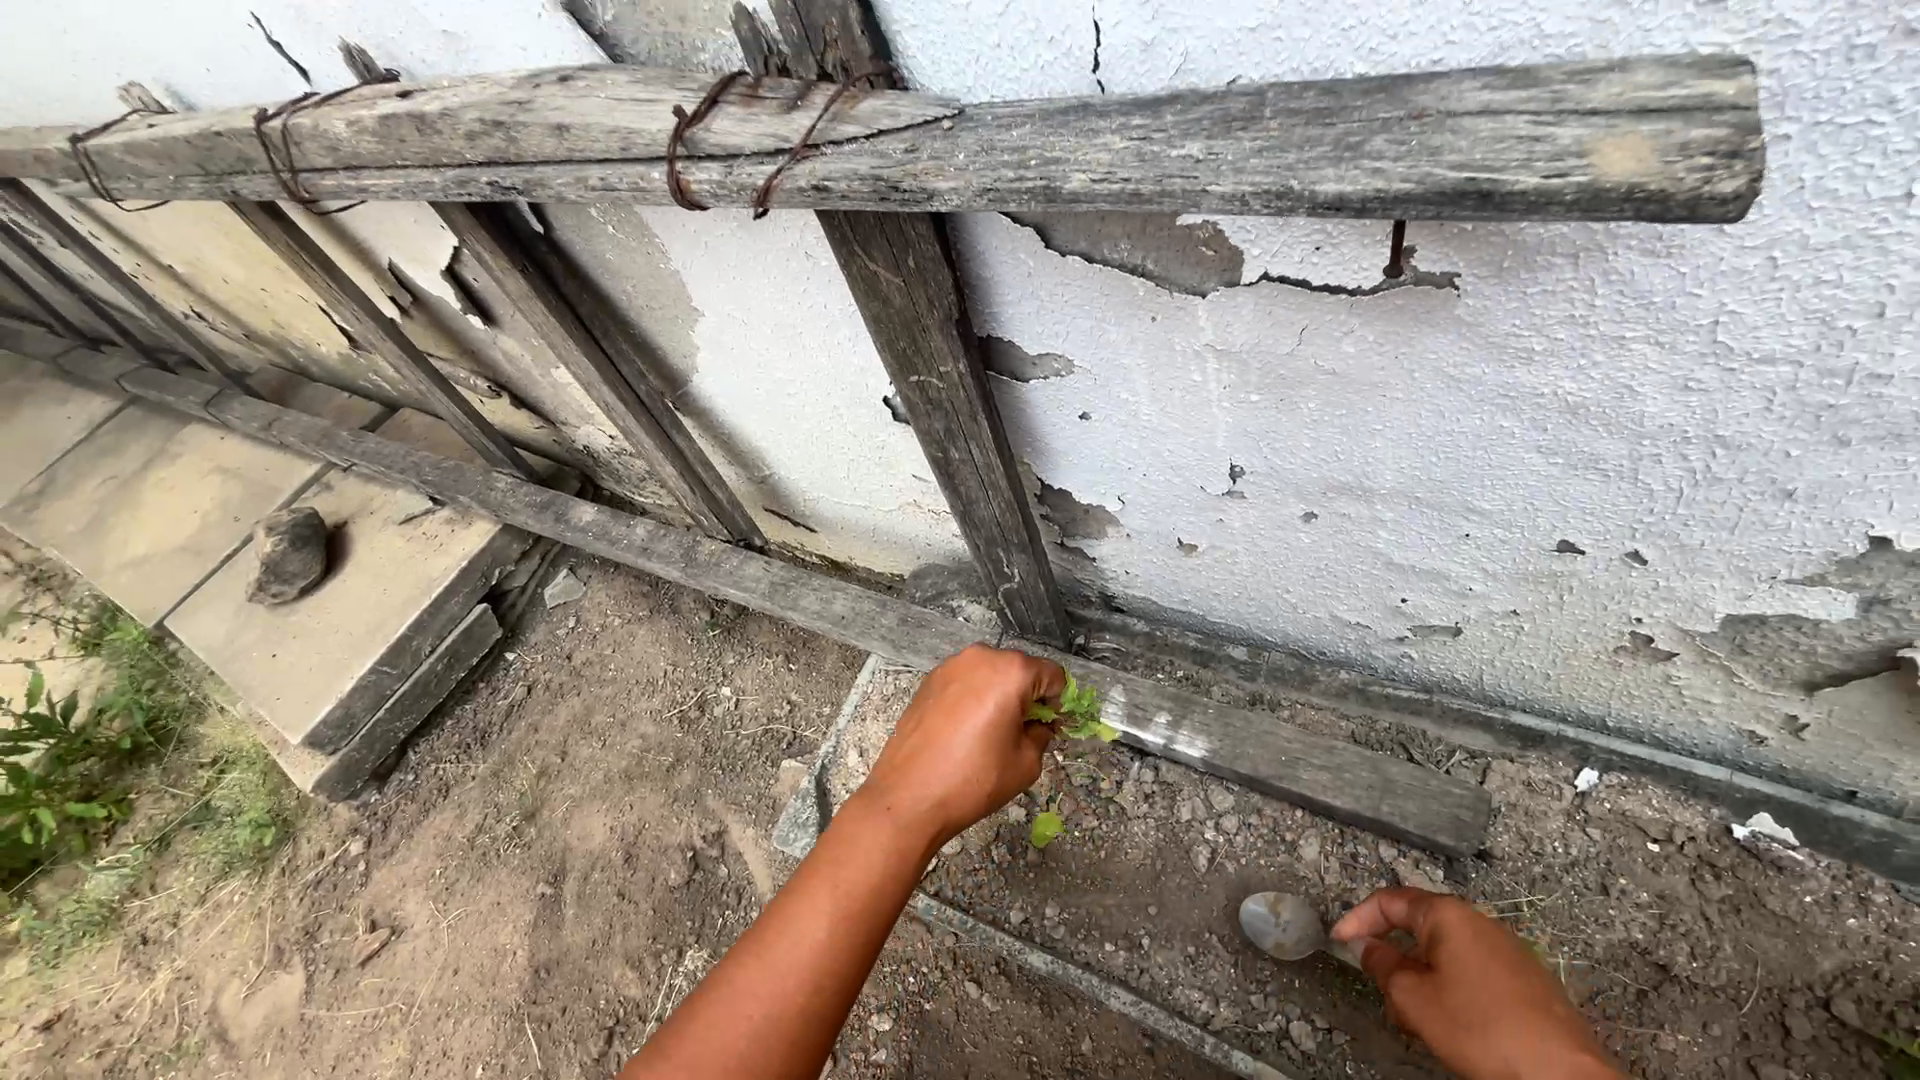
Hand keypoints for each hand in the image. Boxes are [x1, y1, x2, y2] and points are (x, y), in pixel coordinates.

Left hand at [851, 645, 1064, 851]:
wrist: (909, 796)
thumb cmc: (973, 779)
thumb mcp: (1026, 763)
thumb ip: (1042, 734)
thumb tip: (1040, 724)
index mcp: (1010, 671)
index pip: (1053, 675)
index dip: (1056, 702)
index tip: (1047, 727)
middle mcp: (980, 657)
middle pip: (1020, 669)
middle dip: (1026, 696)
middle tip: (1019, 733)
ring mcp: (950, 666)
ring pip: (990, 674)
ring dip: (999, 696)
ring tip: (988, 734)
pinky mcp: (929, 680)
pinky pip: (965, 682)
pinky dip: (973, 698)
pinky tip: (964, 731)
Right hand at [1331, 887, 1622, 1079]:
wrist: (1564, 1077)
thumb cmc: (1478, 1027)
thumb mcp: (1413, 997)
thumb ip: (1381, 965)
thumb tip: (1367, 946)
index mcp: (1447, 915)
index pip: (1388, 901)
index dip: (1357, 919)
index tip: (1338, 942)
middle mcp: (1479, 921)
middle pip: (1419, 930)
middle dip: (1395, 960)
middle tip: (1385, 995)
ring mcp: (1510, 951)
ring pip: (1447, 956)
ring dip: (1423, 981)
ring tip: (1419, 1021)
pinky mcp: (1530, 982)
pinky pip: (1474, 974)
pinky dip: (1453, 992)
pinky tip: (1456, 1027)